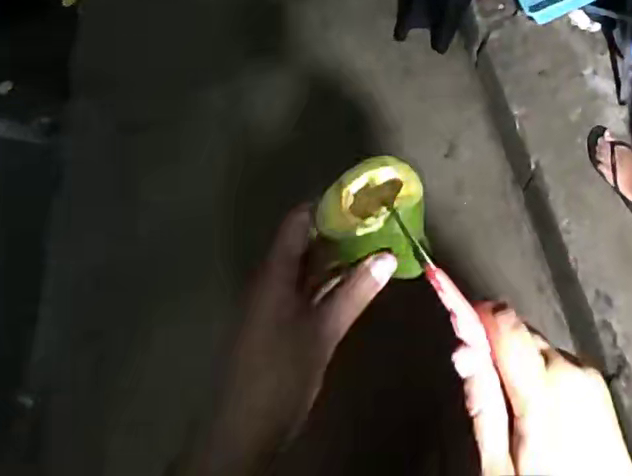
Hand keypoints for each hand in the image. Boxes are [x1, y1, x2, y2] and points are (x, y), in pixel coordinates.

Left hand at [184, 206, 395, 475]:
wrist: (241, 434)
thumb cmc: (279, 373)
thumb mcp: (324, 330)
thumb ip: (357, 290)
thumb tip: (389, 254)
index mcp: (274, 275)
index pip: (298, 222)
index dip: (328, 205)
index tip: (363, 197)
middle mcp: (272, 282)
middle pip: (306, 242)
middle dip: (342, 229)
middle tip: (379, 219)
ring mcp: (275, 305)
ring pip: (310, 267)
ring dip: (341, 255)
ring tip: (378, 243)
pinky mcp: (281, 325)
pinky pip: (310, 288)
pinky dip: (334, 279)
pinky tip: (361, 279)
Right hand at [455, 302, 631, 475]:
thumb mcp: (500, 469)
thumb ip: (484, 407)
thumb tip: (463, 351)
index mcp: (546, 383)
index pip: (505, 323)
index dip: (473, 307)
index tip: (446, 293)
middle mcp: (572, 365)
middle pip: (521, 336)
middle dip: (495, 347)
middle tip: (473, 376)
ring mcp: (591, 374)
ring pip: (540, 351)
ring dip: (519, 365)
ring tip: (509, 412)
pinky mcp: (600, 386)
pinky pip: (561, 366)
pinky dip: (542, 376)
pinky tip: (535, 412)